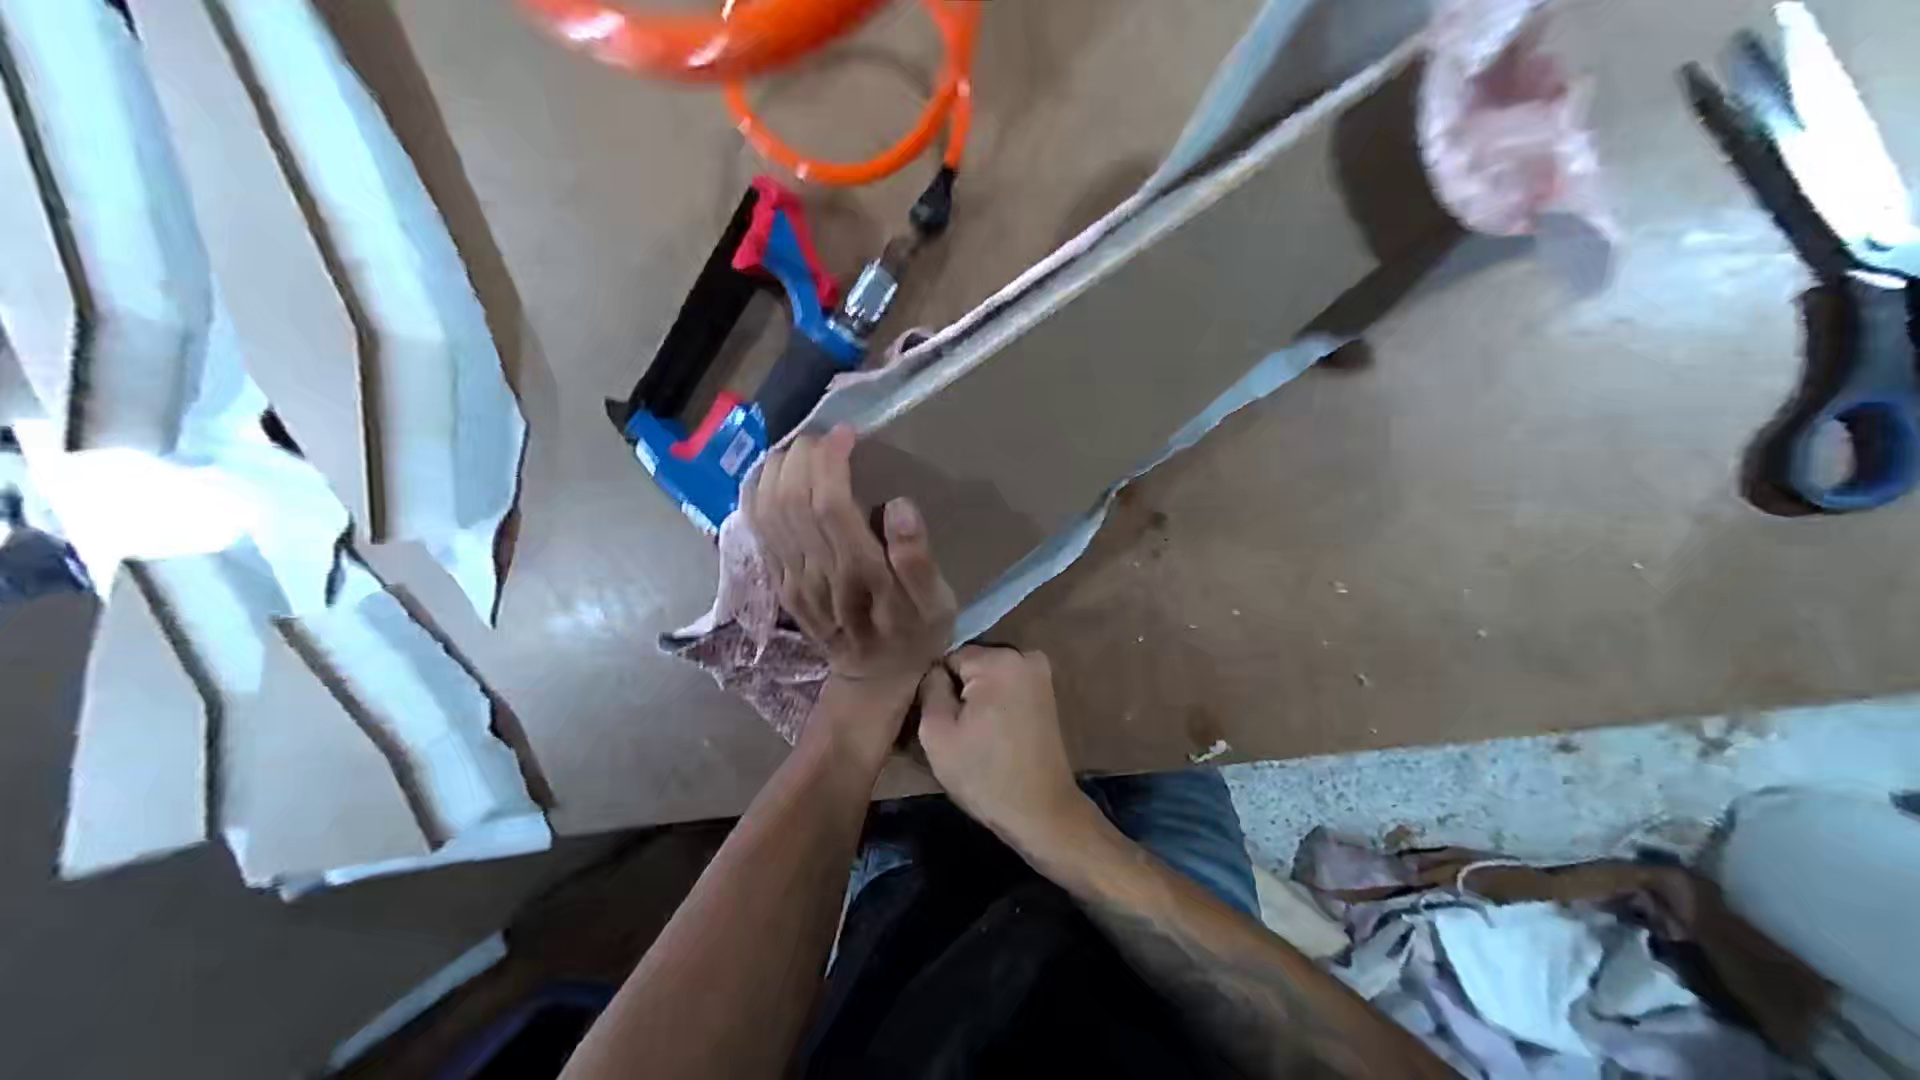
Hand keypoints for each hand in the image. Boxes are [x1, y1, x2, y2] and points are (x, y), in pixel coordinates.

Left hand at [747, 425, 956, 694]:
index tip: (846, 434)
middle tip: (825, 437)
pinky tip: (772, 472)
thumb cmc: (913, 634)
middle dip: (803, 457)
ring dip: (778, 469)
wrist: (871, 678)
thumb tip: (899, 506)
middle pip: (792, 501)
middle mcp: (816, 572)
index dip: (831, 462)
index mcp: (859, 573)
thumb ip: (917, 559)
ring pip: (768, 511)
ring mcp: (791, 578)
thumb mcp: (937, 604)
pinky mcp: (778, 581)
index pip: (829, 505)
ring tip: (801, 447)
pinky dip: (758, 493)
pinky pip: (757, 529)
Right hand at [917, 646, 1095, 854]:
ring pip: (987, 675)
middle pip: (970, 663)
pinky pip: (1006, 685)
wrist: (1041, 812)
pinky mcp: (1047, 691)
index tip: (939, 719)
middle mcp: (1025, 655)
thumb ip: (929, 687)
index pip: (947, 657)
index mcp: (999, 659)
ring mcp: (1041, 672)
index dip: (937, 687)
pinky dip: (994, 702)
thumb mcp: (937, 732)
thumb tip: (933, 669)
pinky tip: (991, 731)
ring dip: (976, 697)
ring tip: (974, 732)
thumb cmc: (984, 774)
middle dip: (958, 689)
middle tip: (956, 729)